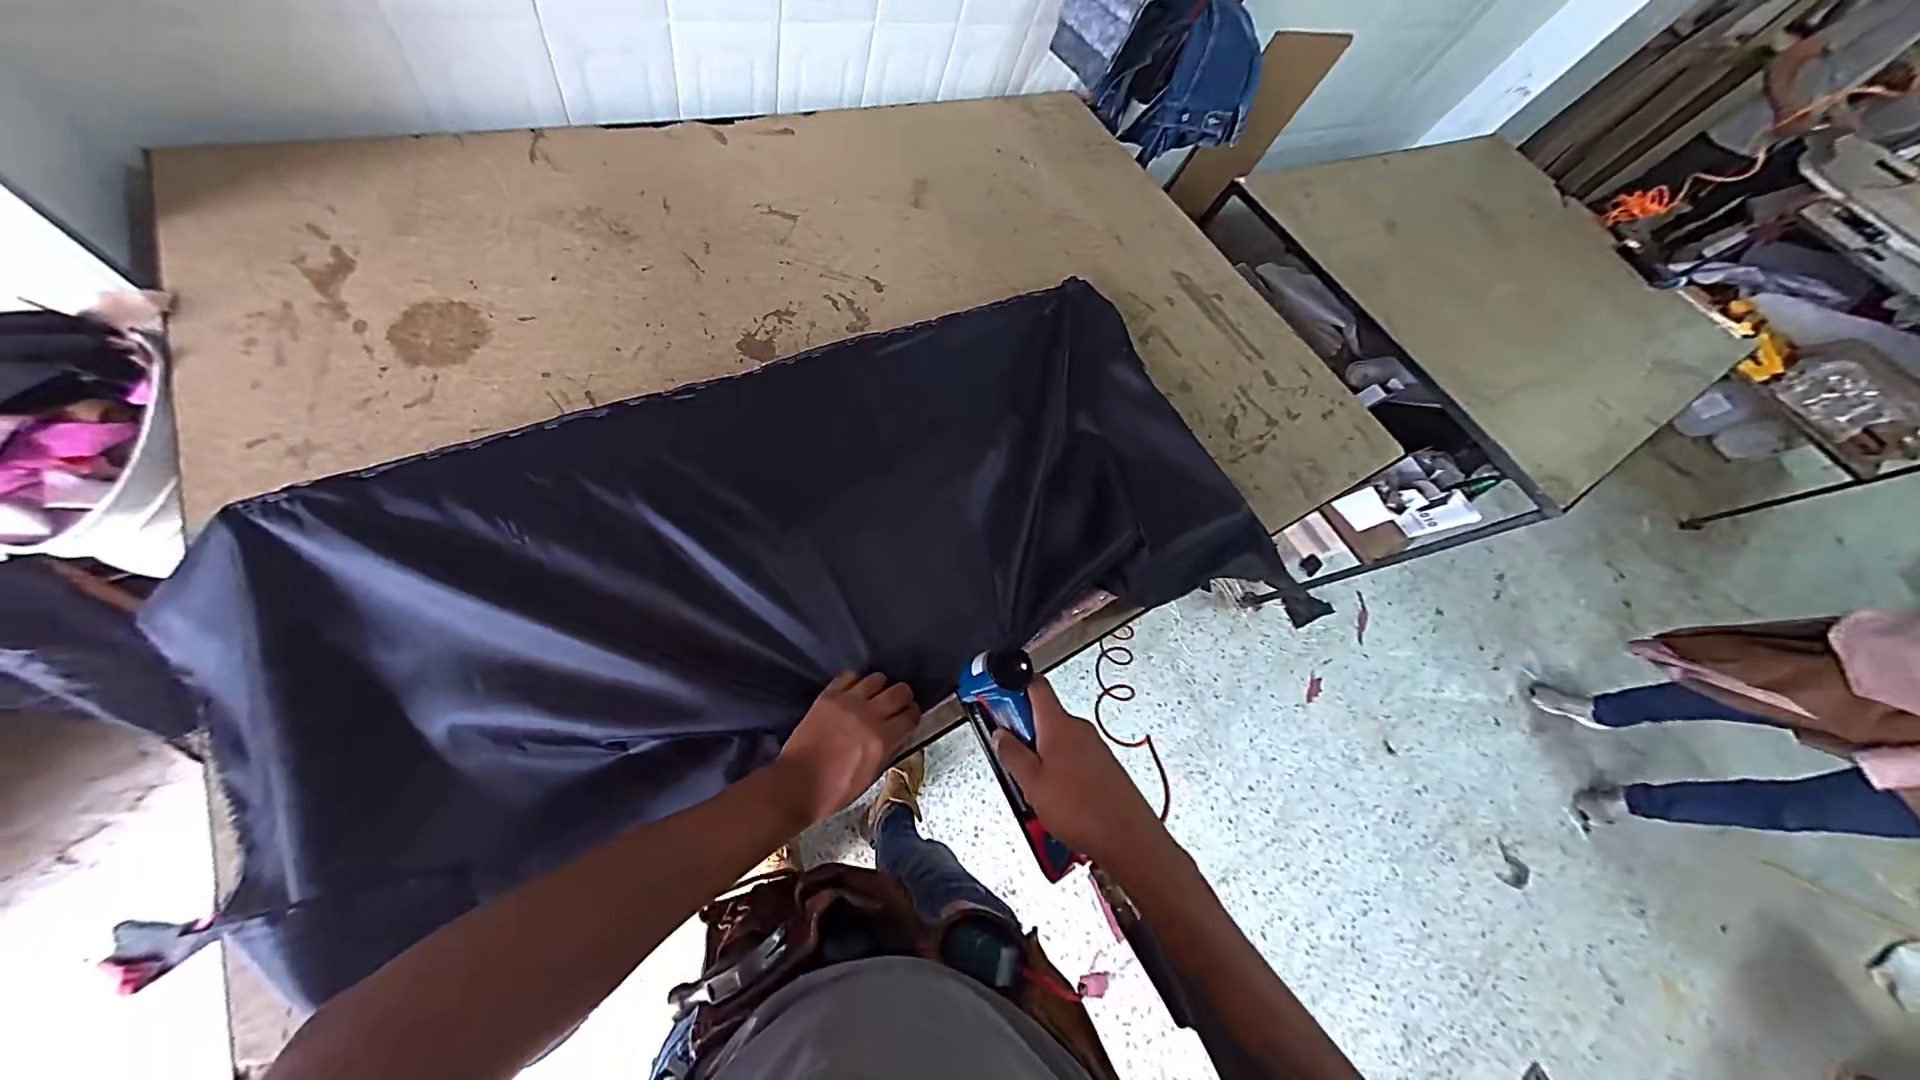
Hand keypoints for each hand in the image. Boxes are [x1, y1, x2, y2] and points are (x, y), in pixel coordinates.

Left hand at [773, 672, 919, 825]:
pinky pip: (849, 676)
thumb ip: (888, 749)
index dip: (913, 716)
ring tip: (873, 697)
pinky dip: (855, 682)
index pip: (911, 715)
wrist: (797, 783)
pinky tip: (853, 692)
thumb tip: (898, 734)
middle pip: (900, 691)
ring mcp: (847, 702)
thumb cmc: (836, 789)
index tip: (909, 718)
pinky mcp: (828, 696)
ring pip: (877, 678)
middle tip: (896, 705)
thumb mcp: (872, 775)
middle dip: (903, 698)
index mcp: (882, 739)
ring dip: (880, 688)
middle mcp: (869, 715)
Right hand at [990, 676, 1176, 875]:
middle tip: (1008, 757)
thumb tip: (1000, 735)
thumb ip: (1011, 754)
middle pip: (1042, 716)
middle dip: (1022, 734)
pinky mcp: (1102, 766)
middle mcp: (1078, 729)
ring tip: (1032, 789)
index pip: (1034, 685)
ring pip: (1056, 741)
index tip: (994, 698)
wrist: (1128, 838)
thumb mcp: (1031, 783)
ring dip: (1039, 758)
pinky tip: (1054, 799)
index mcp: (1058, 724)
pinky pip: (1071, 758)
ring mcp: (1093, 747)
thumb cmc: (1082, 809)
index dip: (1012, 686)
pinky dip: (1058, 771)